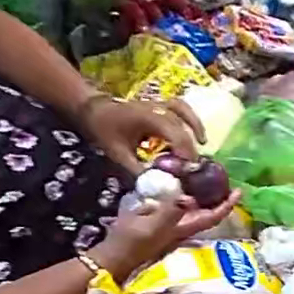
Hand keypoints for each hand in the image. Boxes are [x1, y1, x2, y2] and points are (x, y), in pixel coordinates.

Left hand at [77, 95, 206, 169]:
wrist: (92, 109)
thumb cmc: (104, 130)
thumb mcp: (118, 154)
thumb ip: (138, 171)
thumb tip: (156, 187)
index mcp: (147, 119)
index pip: (176, 135)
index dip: (186, 153)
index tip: (188, 171)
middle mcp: (157, 109)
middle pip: (183, 128)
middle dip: (190, 150)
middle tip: (192, 169)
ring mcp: (160, 105)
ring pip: (185, 115)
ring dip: (195, 131)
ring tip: (201, 146)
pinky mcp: (161, 106)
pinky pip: (182, 109)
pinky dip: (192, 120)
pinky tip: (198, 134)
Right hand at [92, 189, 241, 276]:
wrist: (112, 257)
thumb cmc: (132, 242)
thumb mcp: (152, 225)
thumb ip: (170, 211)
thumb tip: (187, 198)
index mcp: (184, 228)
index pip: (213, 216)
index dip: (227, 204)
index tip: (239, 191)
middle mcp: (181, 227)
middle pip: (204, 210)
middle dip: (214, 194)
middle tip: (218, 175)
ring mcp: (168, 226)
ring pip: (189, 207)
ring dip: (196, 192)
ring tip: (198, 174)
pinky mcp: (155, 223)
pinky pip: (171, 205)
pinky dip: (176, 193)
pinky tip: (172, 181)